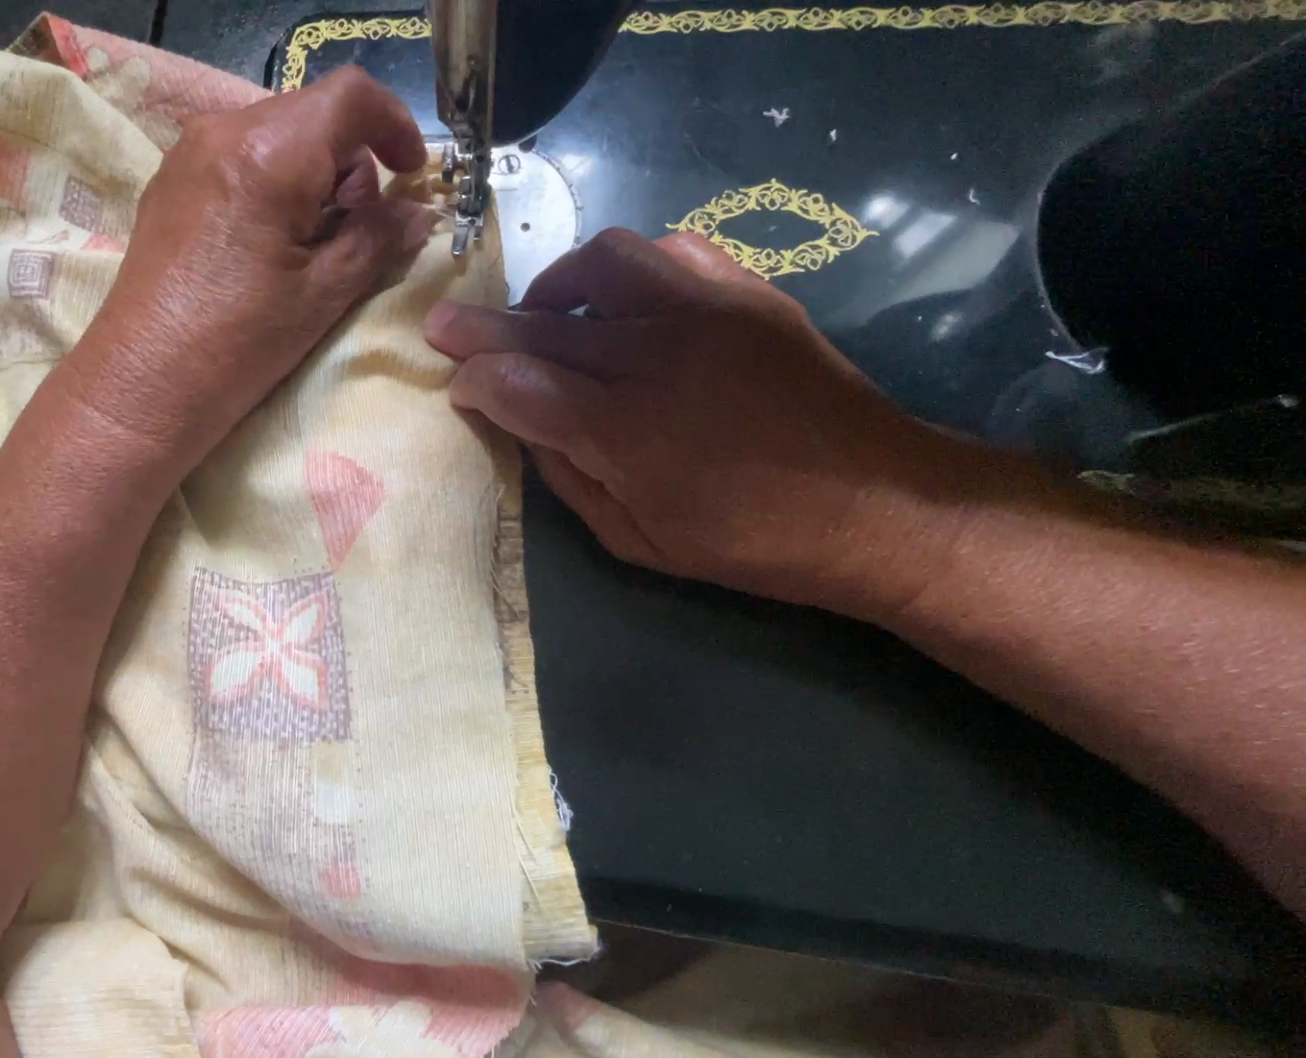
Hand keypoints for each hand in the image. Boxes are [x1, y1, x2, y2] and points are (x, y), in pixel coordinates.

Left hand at [66, 67, 436, 465]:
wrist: (146, 383)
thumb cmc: (240, 344)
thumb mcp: (323, 295)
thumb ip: (378, 240)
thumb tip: (418, 213)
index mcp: (269, 155)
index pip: (351, 96)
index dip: (395, 124)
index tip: (412, 174)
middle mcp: (223, 132)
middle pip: (312, 114)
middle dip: (352, 161)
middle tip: (360, 227)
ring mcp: (189, 153)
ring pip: (276, 135)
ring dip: (314, 174)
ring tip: (314, 243)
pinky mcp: (171, 181)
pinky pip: (240, 156)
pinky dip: (274, 182)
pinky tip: (273, 242)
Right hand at [425, 228, 983, 616]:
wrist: (878, 504)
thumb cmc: (747, 541)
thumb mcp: (635, 539)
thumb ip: (566, 476)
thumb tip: (519, 425)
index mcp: (625, 433)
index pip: (516, 383)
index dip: (474, 380)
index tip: (457, 386)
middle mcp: (657, 357)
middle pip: (543, 323)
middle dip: (480, 328)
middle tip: (443, 325)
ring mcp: (707, 313)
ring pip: (603, 261)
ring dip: (556, 285)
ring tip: (545, 314)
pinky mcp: (748, 294)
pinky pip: (671, 252)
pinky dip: (630, 271)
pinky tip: (624, 302)